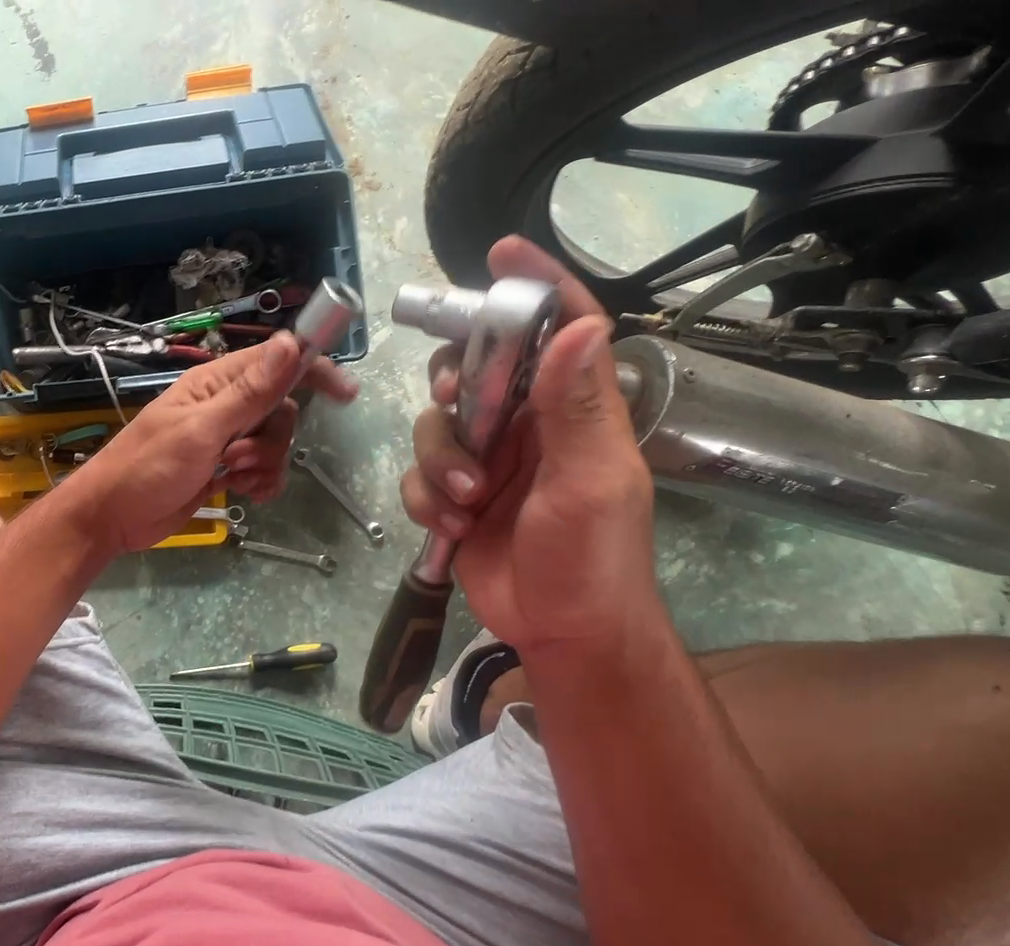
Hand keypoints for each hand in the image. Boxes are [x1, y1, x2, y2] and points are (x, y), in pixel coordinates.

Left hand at [62, 332, 358, 553]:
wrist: (113, 517)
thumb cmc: (147, 468)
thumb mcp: (201, 430)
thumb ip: (249, 392)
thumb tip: (290, 343)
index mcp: (214, 384)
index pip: (275, 363)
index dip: (312, 371)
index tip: (346, 393)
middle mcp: (222, 407)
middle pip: (280, 412)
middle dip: (272, 440)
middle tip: (238, 459)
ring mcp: (223, 440)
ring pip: (274, 444)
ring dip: (264, 466)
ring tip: (233, 480)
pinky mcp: (222, 470)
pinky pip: (261, 471)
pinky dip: (260, 484)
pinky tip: (242, 495)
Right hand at [399, 237, 658, 655]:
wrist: (561, 630)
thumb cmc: (592, 558)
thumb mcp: (590, 481)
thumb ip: (575, 407)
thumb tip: (578, 325)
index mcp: (572, 411)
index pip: (559, 330)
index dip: (536, 287)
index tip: (502, 251)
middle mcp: (526, 427)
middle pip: (473, 373)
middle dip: (454, 390)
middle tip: (453, 406)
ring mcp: (487, 464)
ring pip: (434, 429)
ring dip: (440, 466)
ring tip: (464, 504)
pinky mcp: (454, 499)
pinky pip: (418, 477)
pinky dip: (425, 499)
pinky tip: (449, 528)